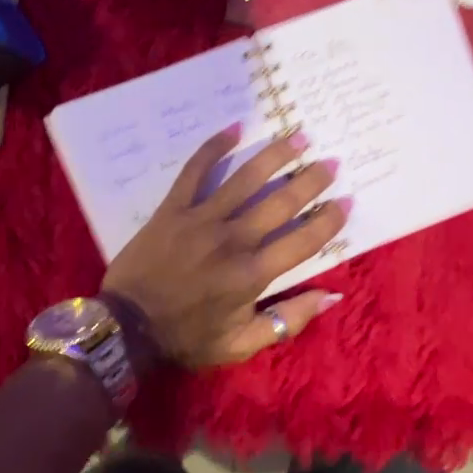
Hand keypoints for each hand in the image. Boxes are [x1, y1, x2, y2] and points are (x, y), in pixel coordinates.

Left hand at [104, 124, 350, 368]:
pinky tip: (236, 128)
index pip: (303, 240)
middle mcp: (233, 239)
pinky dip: (215, 147)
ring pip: (245, 179)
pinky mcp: (173, 208)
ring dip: (275, 155)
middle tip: (330, 162)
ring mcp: (201, 219)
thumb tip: (331, 296)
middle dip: (311, 180)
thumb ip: (288, 321)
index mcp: (253, 274)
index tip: (346, 201)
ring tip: (298, 136)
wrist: (126, 328)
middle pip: (281, 202)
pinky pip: (196, 170)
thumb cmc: (186, 337)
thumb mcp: (242, 344)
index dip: (329, 220)